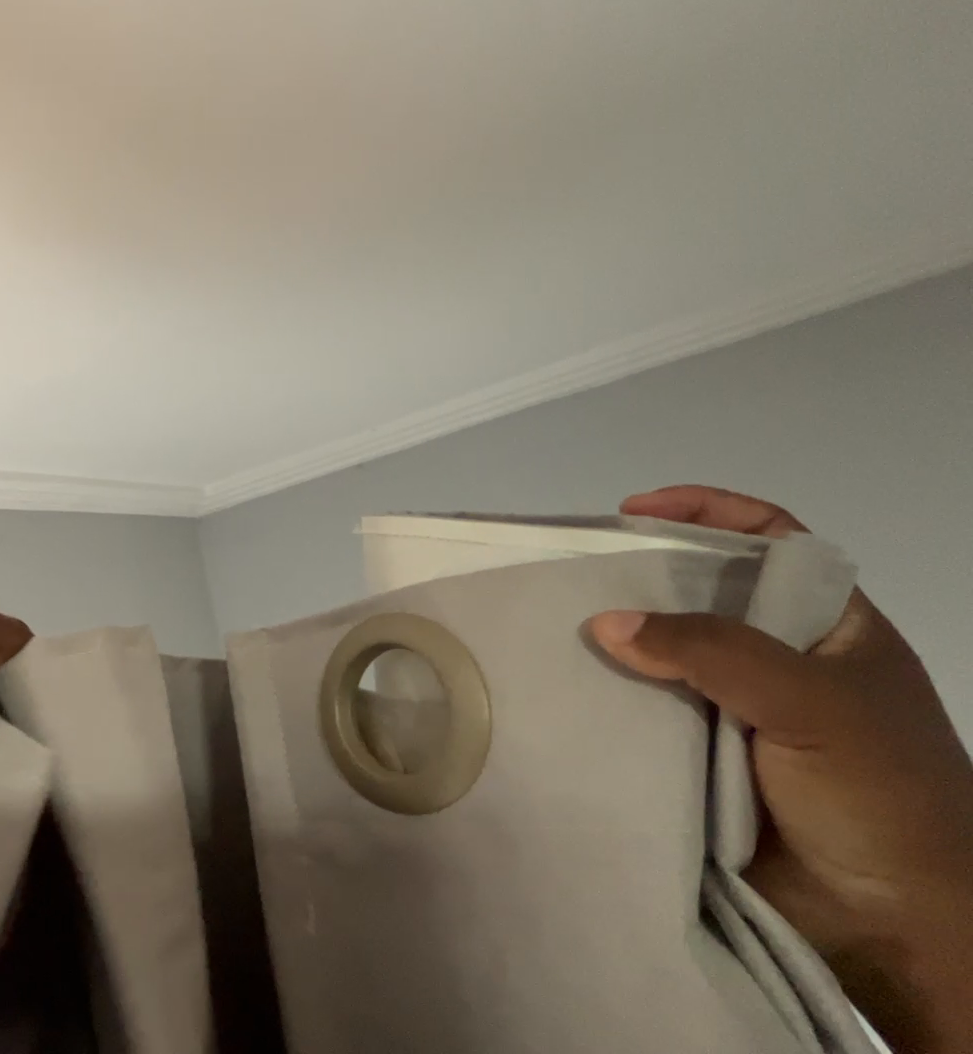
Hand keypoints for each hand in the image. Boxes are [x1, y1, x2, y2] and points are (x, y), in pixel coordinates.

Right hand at [588, 486, 972, 1052]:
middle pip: (698, 594)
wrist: (889, 919)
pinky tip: (557, 690)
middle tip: (566, 573)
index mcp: (830, 630)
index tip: (633, 511)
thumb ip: (714, 653)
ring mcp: (730, 709)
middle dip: (634, 577)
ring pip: (657, 654)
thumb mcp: (814, 705)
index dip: (708, 512)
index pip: (773, 542)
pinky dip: (600, 697)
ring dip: (606, 643)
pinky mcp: (690, 754)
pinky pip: (636, 710)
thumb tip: (604, 623)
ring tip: (542, 627)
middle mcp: (776, 661)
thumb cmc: (880, 795)